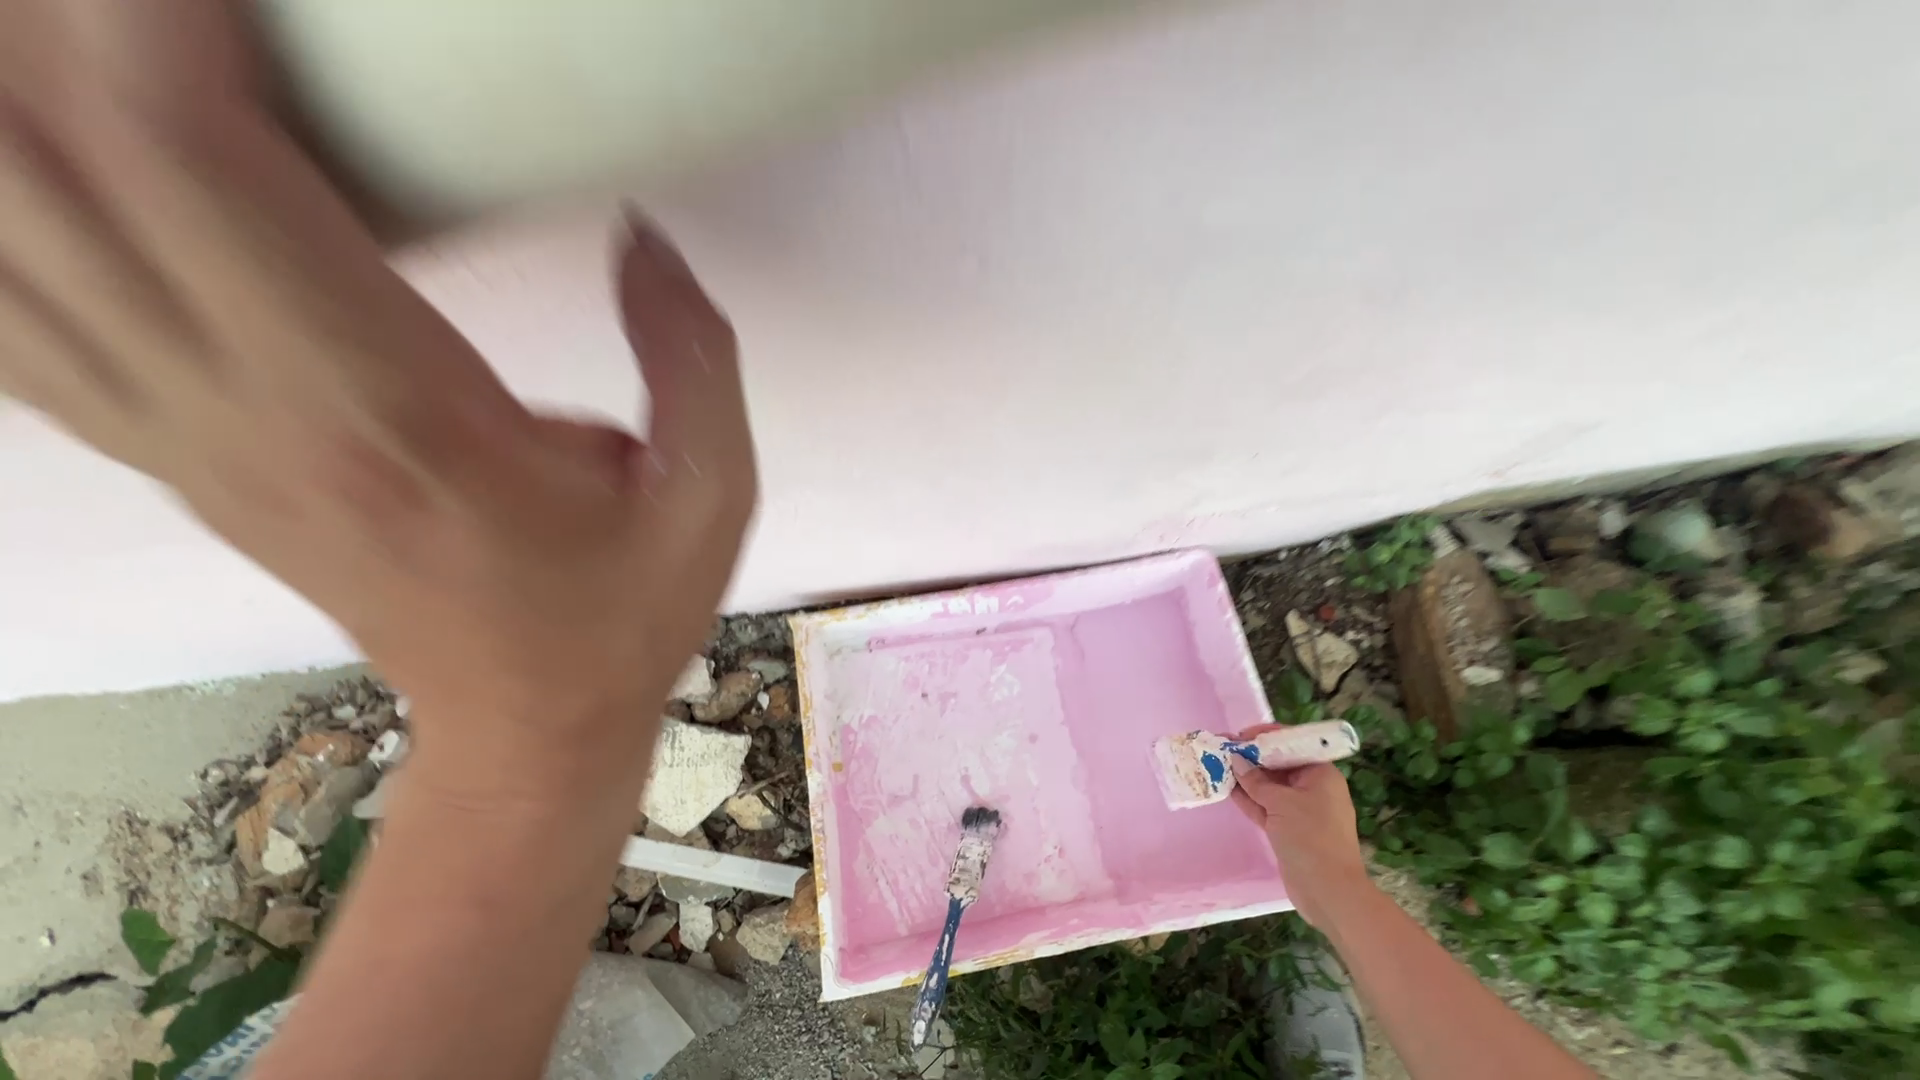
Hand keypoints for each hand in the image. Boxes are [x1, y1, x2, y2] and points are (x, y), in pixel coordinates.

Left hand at [0, 3, 755, 802]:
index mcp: (391, 413)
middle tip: (187, 5)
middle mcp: (249, 415)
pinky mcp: (173, 456)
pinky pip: (6, 312)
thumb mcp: (711, 495)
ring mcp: (185, 441)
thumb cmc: (624, 612)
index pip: (199, 169)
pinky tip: (55, 156)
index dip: (164, 24)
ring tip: (96, 43)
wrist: (530, 722)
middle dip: (59, 28)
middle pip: (53, 161)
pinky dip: (4, 212)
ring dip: (13, 100)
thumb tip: (640, 234)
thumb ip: (692, 357)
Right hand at [1230, 725, 1373, 928]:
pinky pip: (1265, 806)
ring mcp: (1299, 809)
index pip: (1291, 744)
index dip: (1264, 737)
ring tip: (1216, 764)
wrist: (1329, 891)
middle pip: (1277, 764)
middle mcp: (1311, 787)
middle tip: (1221, 748)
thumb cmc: (1311, 837)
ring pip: (1268, 786)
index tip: (1239, 736)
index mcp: (1320, 773)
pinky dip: (1247, 798)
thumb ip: (1256, 781)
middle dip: (1250, 757)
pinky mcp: (1287, 828)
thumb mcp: (1282, 803)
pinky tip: (1226, 787)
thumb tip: (1235, 760)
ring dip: (1245, 777)